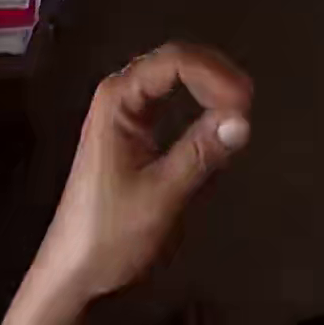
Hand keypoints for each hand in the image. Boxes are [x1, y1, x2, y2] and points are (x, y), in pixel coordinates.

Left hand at [5, 43, 252, 324]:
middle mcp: (119, 91)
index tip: (247, 101)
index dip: (213, 72)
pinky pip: (166, 95)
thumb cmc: (111, 230)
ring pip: (170, 74)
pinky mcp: (131, 125)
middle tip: (249, 101)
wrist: (74, 264)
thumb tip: (243, 120)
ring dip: (205, 82)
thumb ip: (200, 153)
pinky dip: (194, 97)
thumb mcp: (161, 195)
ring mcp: (123, 106)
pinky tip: (214, 112)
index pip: (173, 61)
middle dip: (212, 72)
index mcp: (118, 97)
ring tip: (239, 105)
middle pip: (172, 60)